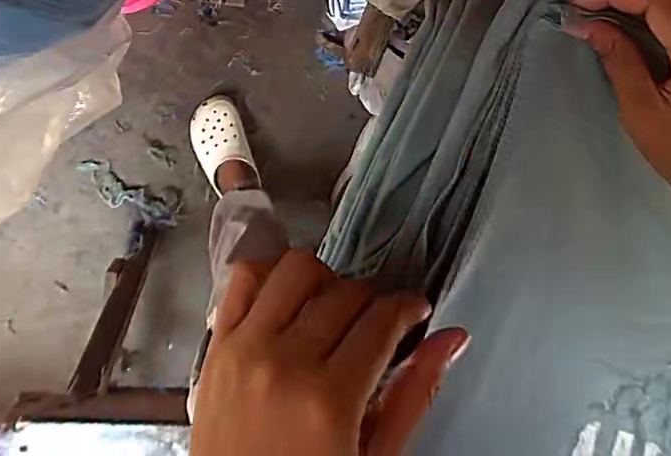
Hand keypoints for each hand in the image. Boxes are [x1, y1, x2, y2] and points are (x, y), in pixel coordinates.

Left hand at [191, 249, 469, 455]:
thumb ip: (413, 395)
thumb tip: (454, 338)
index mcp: (327, 401)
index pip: (382, 320)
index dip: (408, 306)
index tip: (416, 308)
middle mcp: (284, 363)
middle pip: (345, 292)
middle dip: (372, 299)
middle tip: (377, 322)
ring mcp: (244, 349)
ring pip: (296, 268)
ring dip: (323, 279)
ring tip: (331, 309)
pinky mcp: (216, 345)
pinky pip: (244, 277)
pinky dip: (270, 275)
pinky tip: (288, 299)